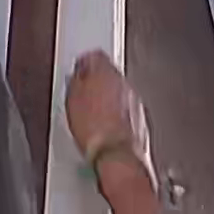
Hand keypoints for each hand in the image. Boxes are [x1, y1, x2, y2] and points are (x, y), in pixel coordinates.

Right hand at [66, 50, 148, 166]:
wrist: (117, 159)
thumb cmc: (95, 129)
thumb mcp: (71, 97)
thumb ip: (76, 80)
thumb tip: (77, 78)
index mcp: (105, 70)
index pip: (95, 54)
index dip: (84, 62)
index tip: (78, 69)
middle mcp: (124, 83)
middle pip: (109, 73)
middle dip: (98, 81)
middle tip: (84, 92)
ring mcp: (135, 103)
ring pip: (119, 92)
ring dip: (109, 99)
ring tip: (94, 113)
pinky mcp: (142, 122)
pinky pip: (126, 111)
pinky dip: (118, 115)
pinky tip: (106, 127)